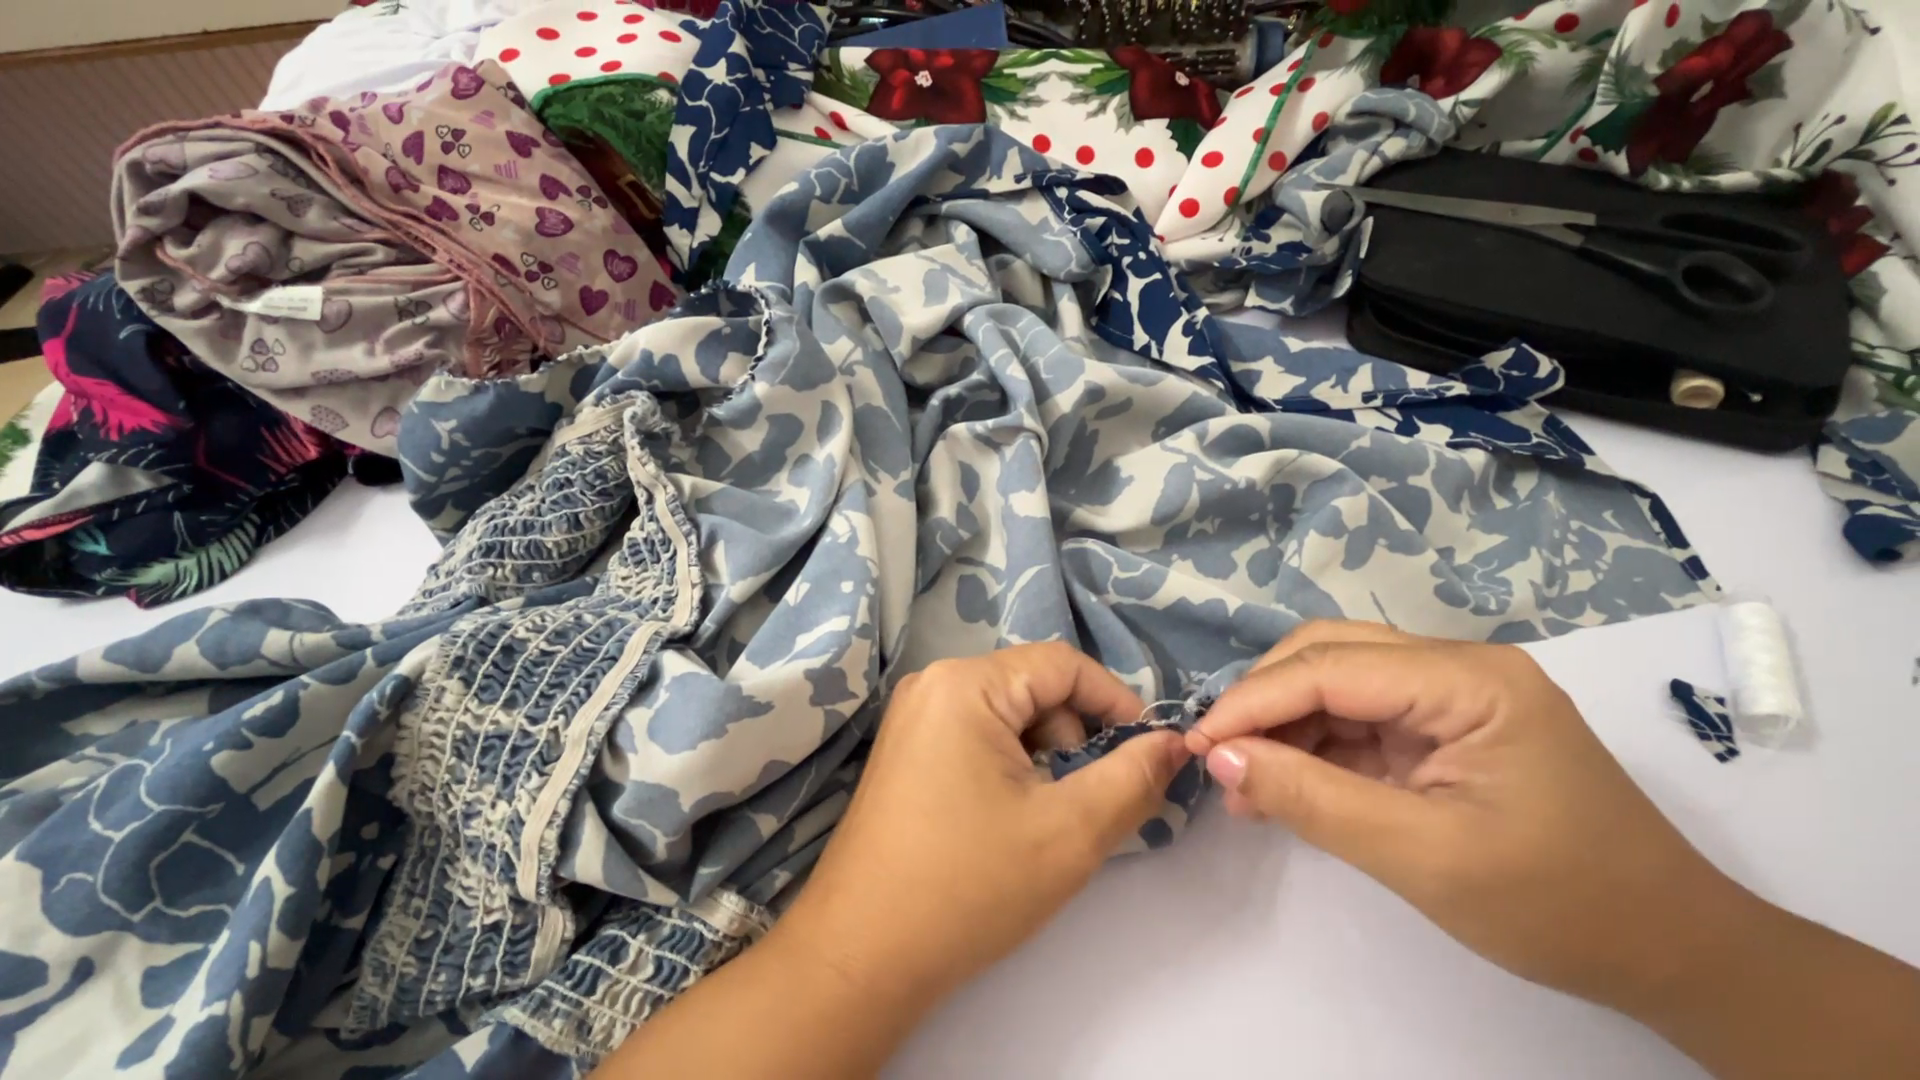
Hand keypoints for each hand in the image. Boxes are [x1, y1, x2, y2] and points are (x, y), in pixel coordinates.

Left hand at [775, 643, 1190, 1004]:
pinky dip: (1012, 768)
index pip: (1064, 664)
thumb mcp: (1070, 831)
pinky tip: (1010, 822)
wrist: (861, 956)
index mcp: (965, 684)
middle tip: (1092, 800)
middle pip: (1034, 688)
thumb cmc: (968, 886)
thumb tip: (1172, 742)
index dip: (1117, 701)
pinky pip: (978, 738)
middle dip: (1078, 736)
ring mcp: (912, 720)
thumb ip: (1133, 778)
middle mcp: (932, 685)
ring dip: (1047, 757)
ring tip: (1047, 820)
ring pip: (1009, 717)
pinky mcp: (905, 754)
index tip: (1148, 754)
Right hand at [1184, 620, 1750, 1012]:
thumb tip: (1218, 756)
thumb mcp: (1422, 857)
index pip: (1329, 668)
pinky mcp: (1444, 729)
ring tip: (1242, 785)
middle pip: (1328, 655)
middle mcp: (1459, 667)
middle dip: (1263, 703)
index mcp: (1470, 680)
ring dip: (1282, 727)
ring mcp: (1453, 695)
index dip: (1252, 703)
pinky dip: (1312, 749)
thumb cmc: (1558, 903)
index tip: (1195, 746)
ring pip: (1335, 684)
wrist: (1670, 952)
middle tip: (1217, 761)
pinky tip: (1280, 786)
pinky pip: (1357, 720)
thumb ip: (1313, 799)